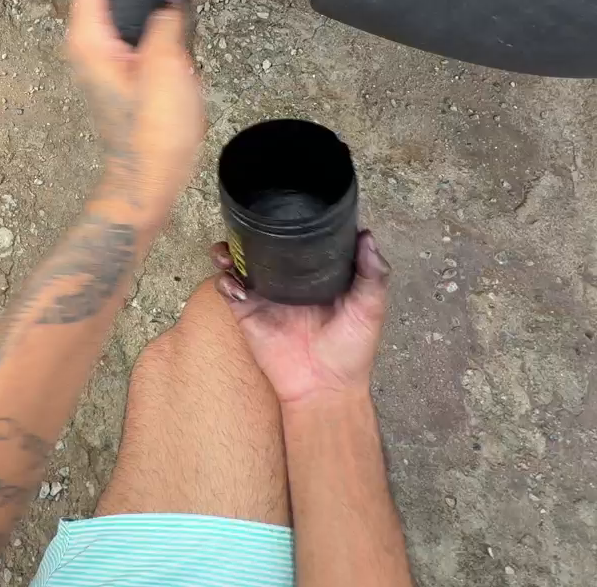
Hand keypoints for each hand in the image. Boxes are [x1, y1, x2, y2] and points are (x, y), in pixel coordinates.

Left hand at [65, 0, 203, 213]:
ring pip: (113, 3)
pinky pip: (126, 23)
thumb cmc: (153, 130)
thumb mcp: (166, 67)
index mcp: (89, 37)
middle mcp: (86, 42)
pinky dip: (143, 6)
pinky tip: (171, 0)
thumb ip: (166, 21)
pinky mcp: (116, 67)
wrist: (147, 177)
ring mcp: (100, 55)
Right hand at [212, 232, 389, 404]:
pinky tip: (236, 286)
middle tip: (242, 226)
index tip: (280, 208)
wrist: (323, 388)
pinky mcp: (245, 311)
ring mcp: (262, 294)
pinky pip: (227, 289)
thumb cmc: (351, 352)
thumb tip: (366, 235)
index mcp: (310, 274)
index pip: (294, 240)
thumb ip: (372, 275)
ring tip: (226, 252)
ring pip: (236, 262)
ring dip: (226, 251)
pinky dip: (225, 282)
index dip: (284, 222)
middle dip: (245, 232)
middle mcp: (283, 279)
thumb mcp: (369, 309)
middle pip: (258, 245)